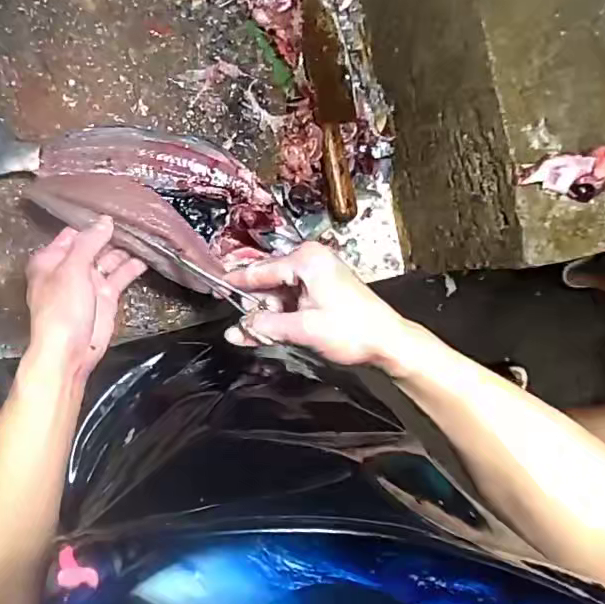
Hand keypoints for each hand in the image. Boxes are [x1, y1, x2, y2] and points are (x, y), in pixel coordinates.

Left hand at [23, 217, 145, 379]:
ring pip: (109, 258)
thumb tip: (105, 221)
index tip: (113, 207)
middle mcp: (70, 268)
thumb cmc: (61, 309)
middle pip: (94, 244)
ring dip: (125, 248)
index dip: (92, 222)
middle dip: (112, 233)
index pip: (73, 233)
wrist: (69, 350)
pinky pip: (121, 276)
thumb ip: (89, 242)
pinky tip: (146, 256)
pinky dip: (133, 266)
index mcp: (52, 259)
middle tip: (135, 218)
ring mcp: (89, 282)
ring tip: (144, 234)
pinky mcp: (106, 296)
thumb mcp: (72, 268)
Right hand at [222, 242, 430, 373]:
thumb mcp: (303, 329)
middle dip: (253, 307)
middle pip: (267, 282)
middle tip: (241, 329)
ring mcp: (317, 276)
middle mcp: (311, 261)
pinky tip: (266, 332)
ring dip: (265, 316)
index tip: (216, 288)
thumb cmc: (356, 330)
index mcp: (307, 260)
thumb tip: (238, 328)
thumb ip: (266, 326)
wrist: (388, 343)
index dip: (235, 283)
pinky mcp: (321, 290)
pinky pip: (290, 300)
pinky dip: (279, 316)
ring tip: (254, 336)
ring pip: (277, 294)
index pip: (261, 270)